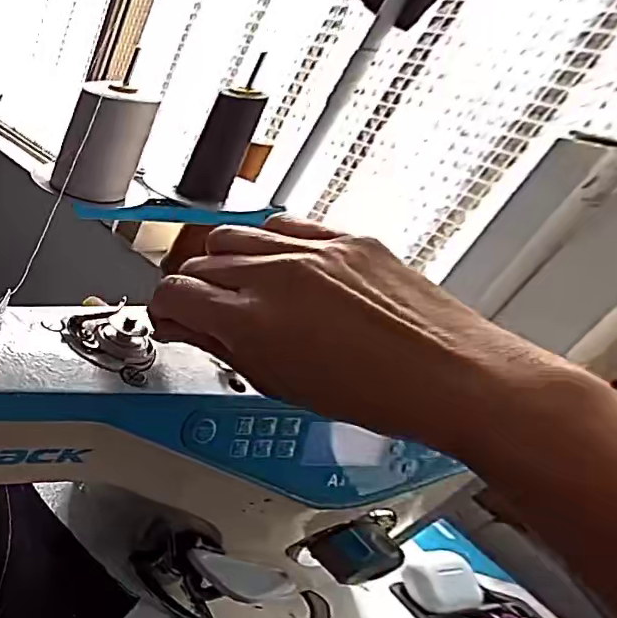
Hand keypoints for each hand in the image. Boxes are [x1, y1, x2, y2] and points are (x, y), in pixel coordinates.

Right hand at [149, 215, 601, 461]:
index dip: (163, 310)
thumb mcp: (278, 382)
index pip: (173, 293)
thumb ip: (223, 348)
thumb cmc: (375, 393)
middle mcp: (274, 274)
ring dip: (221, 260)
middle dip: (189, 289)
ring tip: (237, 286)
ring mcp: (311, 249)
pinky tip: (276, 265)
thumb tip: (191, 330)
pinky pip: (283, 223)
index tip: (171, 320)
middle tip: (200, 311)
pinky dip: (266, 243)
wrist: (453, 376)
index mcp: (249, 318)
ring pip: (232, 234)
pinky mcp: (344, 237)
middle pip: (197, 261)